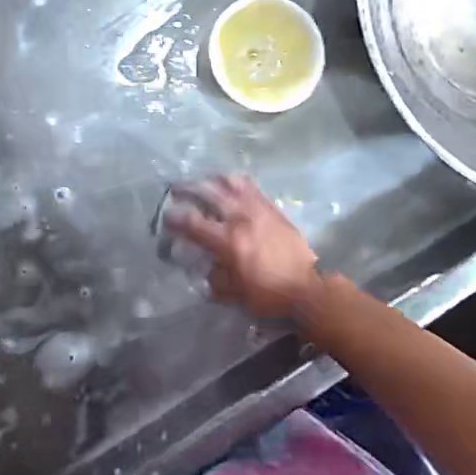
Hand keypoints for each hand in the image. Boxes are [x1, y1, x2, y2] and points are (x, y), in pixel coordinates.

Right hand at [166, 173, 320, 319]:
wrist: (310, 286)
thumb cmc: (271, 294)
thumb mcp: (237, 294)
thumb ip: (217, 281)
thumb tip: (204, 273)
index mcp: (227, 241)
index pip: (192, 222)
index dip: (175, 218)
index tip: (166, 217)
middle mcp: (239, 218)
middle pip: (207, 192)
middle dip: (187, 188)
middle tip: (176, 190)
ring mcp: (256, 208)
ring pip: (228, 182)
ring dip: (210, 179)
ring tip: (202, 181)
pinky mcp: (270, 206)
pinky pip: (249, 185)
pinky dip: (234, 180)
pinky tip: (229, 182)